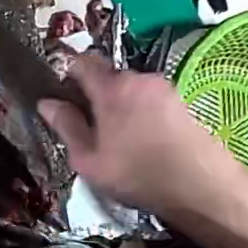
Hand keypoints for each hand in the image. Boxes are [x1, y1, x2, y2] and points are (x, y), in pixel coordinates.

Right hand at [36, 55, 247, 222]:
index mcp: (112, 87)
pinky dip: (140, 113)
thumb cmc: (137, 174)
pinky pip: (150, 100)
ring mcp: (164, 88)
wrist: (200, 186)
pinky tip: (142, 142)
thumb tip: (47, 103)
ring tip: (119, 140)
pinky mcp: (181, 102)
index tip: (63, 97)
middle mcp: (139, 78)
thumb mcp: (89, 159)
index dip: (67, 74)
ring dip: (120, 106)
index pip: (81, 61)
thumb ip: (66, 126)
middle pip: (108, 76)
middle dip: (95, 95)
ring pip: (130, 89)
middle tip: (89, 127)